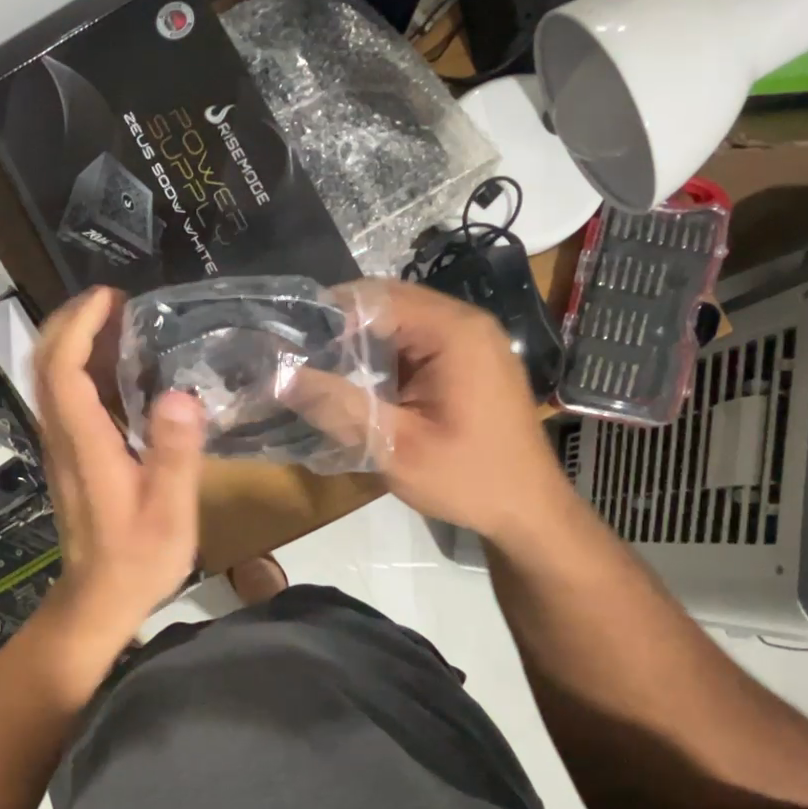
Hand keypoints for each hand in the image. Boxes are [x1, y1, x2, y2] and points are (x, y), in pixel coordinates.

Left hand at [33, 287, 206, 641]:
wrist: (98, 599)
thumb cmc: (135, 561)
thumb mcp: (169, 514)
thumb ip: (174, 456)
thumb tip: (180, 395)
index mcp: (84, 445)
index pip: (63, 370)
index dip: (79, 326)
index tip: (110, 298)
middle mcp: (62, 439)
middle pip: (45, 366)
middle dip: (70, 323)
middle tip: (113, 302)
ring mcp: (61, 449)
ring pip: (50, 381)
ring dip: (74, 344)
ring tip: (119, 323)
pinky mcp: (69, 459)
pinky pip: (64, 400)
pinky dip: (82, 371)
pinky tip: (118, 370)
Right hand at [287, 279, 572, 543]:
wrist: (527, 510)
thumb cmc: (466, 478)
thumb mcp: (394, 446)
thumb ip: (338, 406)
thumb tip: (280, 377)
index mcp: (454, 333)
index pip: (377, 298)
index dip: (328, 315)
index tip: (290, 345)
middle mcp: (465, 324)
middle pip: (388, 302)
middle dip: (340, 325)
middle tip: (296, 356)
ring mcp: (470, 342)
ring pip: (399, 322)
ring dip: (358, 341)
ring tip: (316, 369)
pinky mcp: (467, 362)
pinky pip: (414, 343)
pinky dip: (380, 356)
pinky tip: (354, 384)